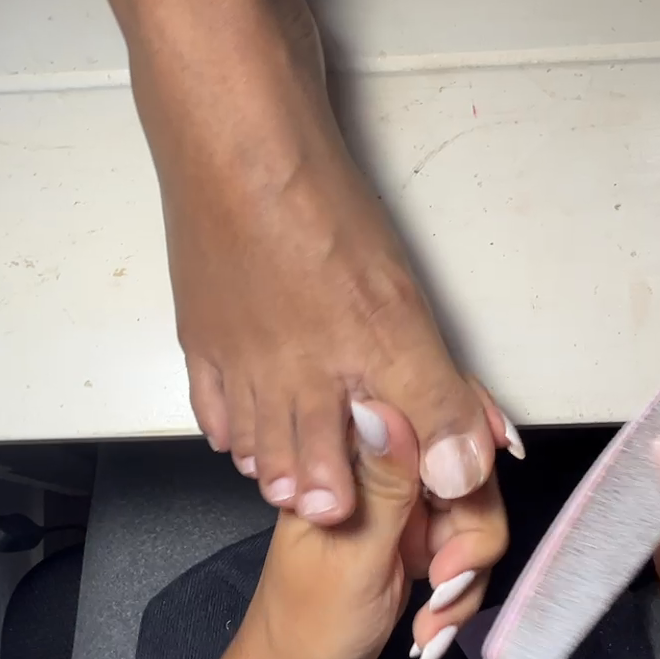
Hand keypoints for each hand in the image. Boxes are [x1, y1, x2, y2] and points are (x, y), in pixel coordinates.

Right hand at [141, 0, 519, 530]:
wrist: (235, 141)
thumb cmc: (319, 216)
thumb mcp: (403, 312)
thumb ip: (434, 397)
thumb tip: (462, 474)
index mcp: (328, 385)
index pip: (349, 472)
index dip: (365, 502)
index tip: (374, 517)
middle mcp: (274, 382)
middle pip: (295, 461)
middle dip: (317, 490)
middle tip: (329, 509)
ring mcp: (228, 353)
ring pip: (250, 436)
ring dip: (272, 463)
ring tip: (286, 482)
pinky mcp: (198, 323)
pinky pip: (207, 400)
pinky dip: (225, 426)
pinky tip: (232, 433)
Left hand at [230, 400, 506, 658]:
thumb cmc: (310, 621)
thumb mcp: (354, 554)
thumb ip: (383, 485)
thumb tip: (382, 404)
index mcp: (350, 457)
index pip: (425, 418)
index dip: (468, 449)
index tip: (470, 512)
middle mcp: (380, 468)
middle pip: (465, 470)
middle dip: (471, 536)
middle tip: (445, 588)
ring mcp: (402, 502)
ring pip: (473, 513)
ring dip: (466, 575)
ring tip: (432, 624)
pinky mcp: (417, 533)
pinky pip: (464, 546)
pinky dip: (460, 589)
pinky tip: (431, 626)